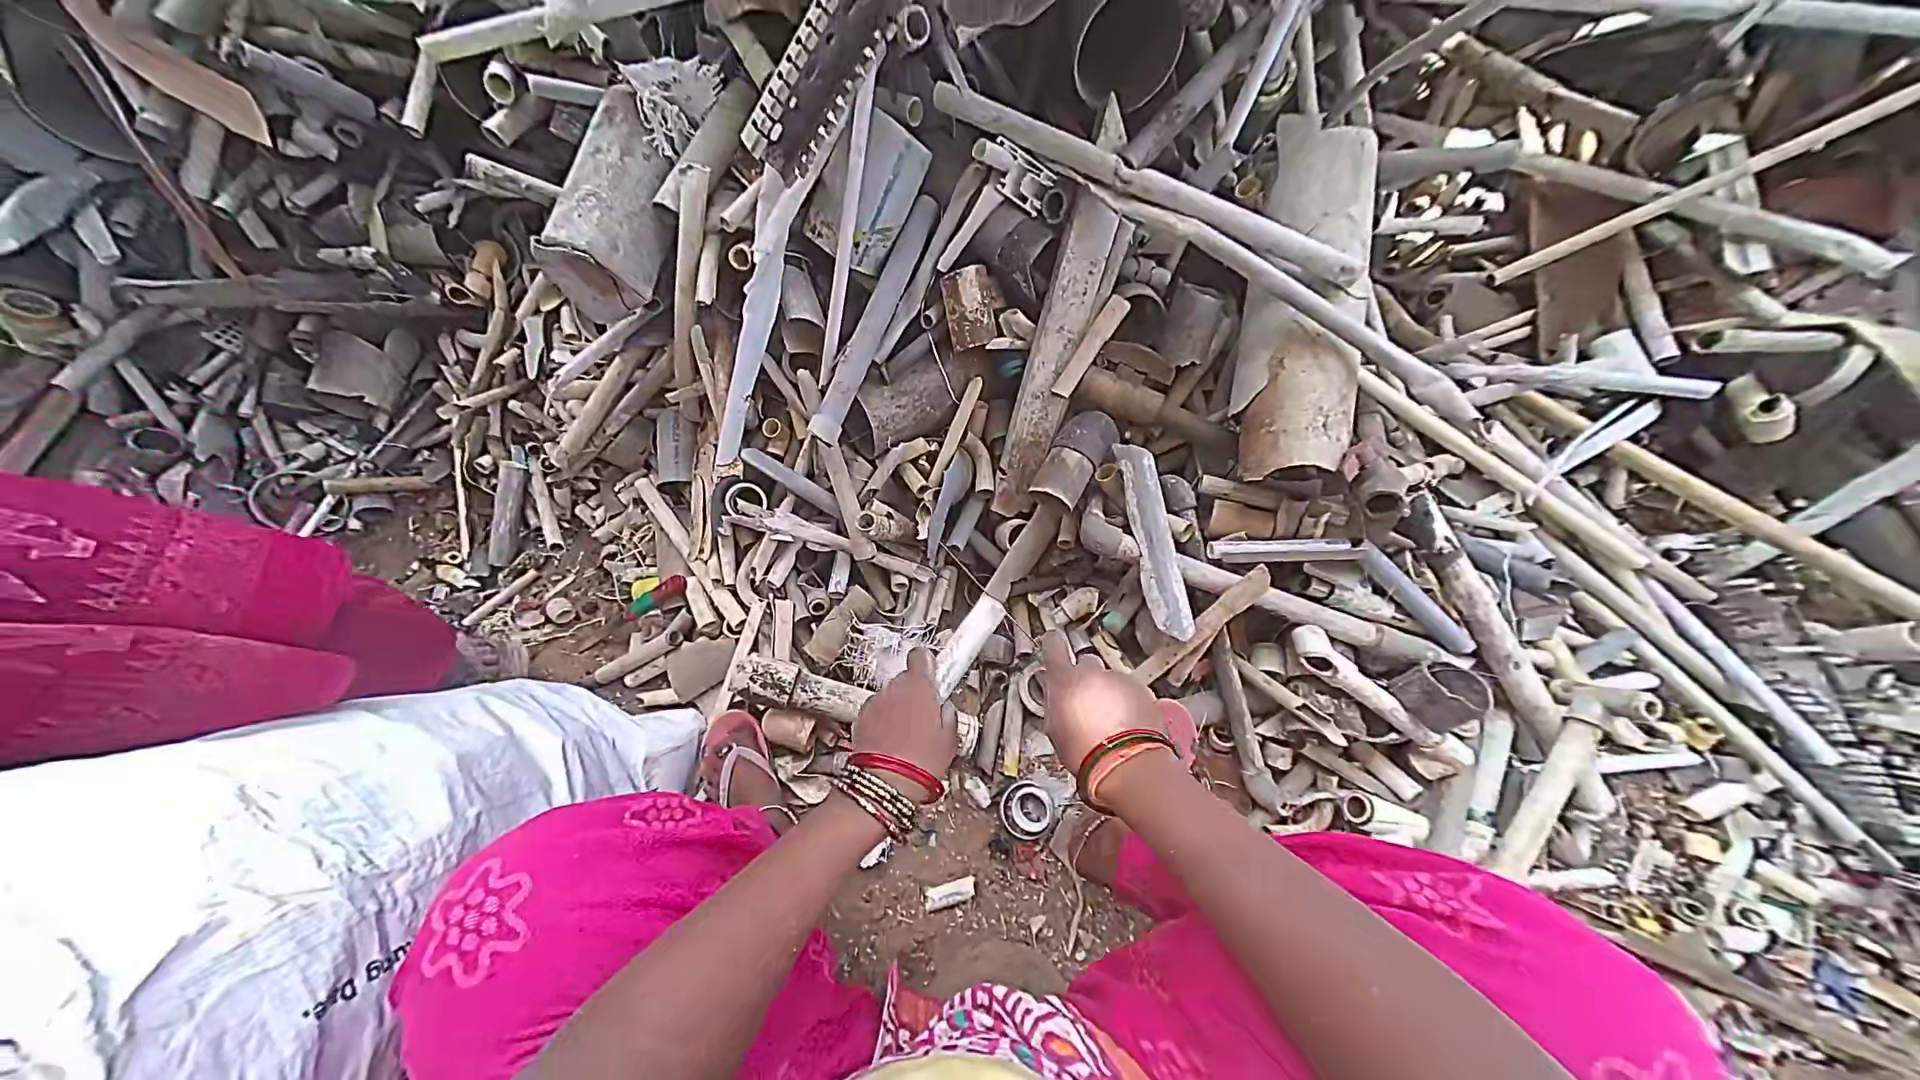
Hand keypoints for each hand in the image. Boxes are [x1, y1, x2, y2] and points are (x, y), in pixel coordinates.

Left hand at [851, 648, 955, 799]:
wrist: (886, 785)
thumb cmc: (921, 763)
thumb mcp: (950, 738)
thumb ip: (948, 713)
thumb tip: (944, 708)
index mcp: (919, 687)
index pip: (921, 656)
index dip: (926, 664)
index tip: (933, 675)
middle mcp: (894, 688)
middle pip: (905, 679)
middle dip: (914, 694)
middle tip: (924, 717)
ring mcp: (875, 702)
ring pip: (889, 697)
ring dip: (897, 708)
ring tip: (907, 736)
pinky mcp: (860, 718)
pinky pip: (876, 712)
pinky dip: (882, 722)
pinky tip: (891, 742)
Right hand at [1040, 631, 1164, 773]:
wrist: (1126, 763)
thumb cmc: (1085, 751)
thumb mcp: (1054, 729)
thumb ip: (1053, 702)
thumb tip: (1052, 693)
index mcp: (1065, 679)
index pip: (1053, 646)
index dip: (1053, 645)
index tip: (1053, 645)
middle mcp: (1093, 673)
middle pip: (1085, 664)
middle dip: (1085, 679)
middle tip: (1084, 704)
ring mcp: (1119, 680)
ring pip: (1109, 680)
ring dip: (1107, 694)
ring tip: (1107, 723)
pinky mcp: (1141, 691)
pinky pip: (1129, 692)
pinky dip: (1126, 703)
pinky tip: (1123, 725)